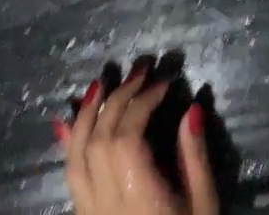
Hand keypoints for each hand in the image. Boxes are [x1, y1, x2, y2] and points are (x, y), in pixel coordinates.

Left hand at [62, 71, 216, 214]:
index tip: (165, 81)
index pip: (127, 136)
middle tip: (141, 68)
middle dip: (119, 97)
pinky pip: (69, 175)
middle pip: (99, 139)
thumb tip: (192, 108)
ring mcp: (89, 210)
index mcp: (136, 196)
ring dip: (86, 114)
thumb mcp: (203, 203)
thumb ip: (194, 156)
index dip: (142, 101)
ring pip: (76, 155)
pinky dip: (67, 144)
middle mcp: (104, 201)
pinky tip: (65, 123)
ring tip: (100, 83)